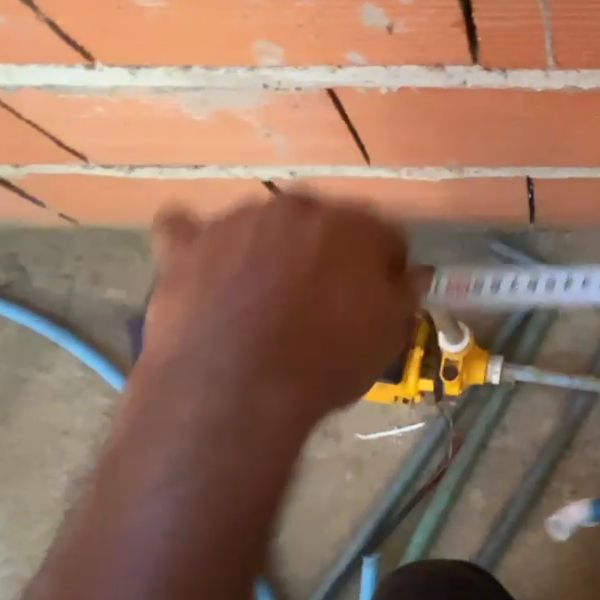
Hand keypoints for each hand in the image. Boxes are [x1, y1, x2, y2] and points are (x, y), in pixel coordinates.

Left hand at [138, 192, 419, 425]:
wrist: (234, 391)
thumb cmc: (325, 362)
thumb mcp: (387, 336)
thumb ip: (404, 295)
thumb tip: (415, 273)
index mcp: (354, 224)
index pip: (383, 234)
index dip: (384, 267)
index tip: (378, 297)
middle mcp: (297, 208)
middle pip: (320, 223)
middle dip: (324, 252)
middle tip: (320, 300)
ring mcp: (235, 223)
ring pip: (259, 226)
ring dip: (266, 249)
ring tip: (259, 300)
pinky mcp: (184, 246)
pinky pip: (185, 230)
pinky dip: (195, 245)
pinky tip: (200, 266)